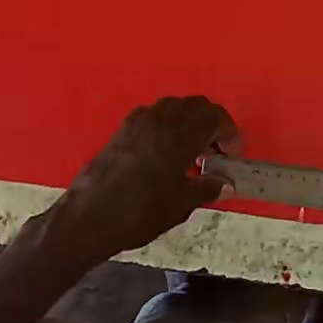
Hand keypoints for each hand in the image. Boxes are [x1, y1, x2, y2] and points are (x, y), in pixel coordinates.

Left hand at [37, 96, 239, 262]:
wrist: (89, 216)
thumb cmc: (141, 211)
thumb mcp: (181, 203)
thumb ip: (207, 188)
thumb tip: (225, 183)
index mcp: (179, 133)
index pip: (214, 116)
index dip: (229, 133)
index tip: (232, 155)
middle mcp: (159, 119)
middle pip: (194, 106)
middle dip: (210, 125)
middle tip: (215, 153)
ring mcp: (137, 122)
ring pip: (172, 109)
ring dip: (188, 124)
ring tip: (191, 155)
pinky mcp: (121, 131)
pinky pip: (152, 117)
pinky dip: (166, 128)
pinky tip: (164, 155)